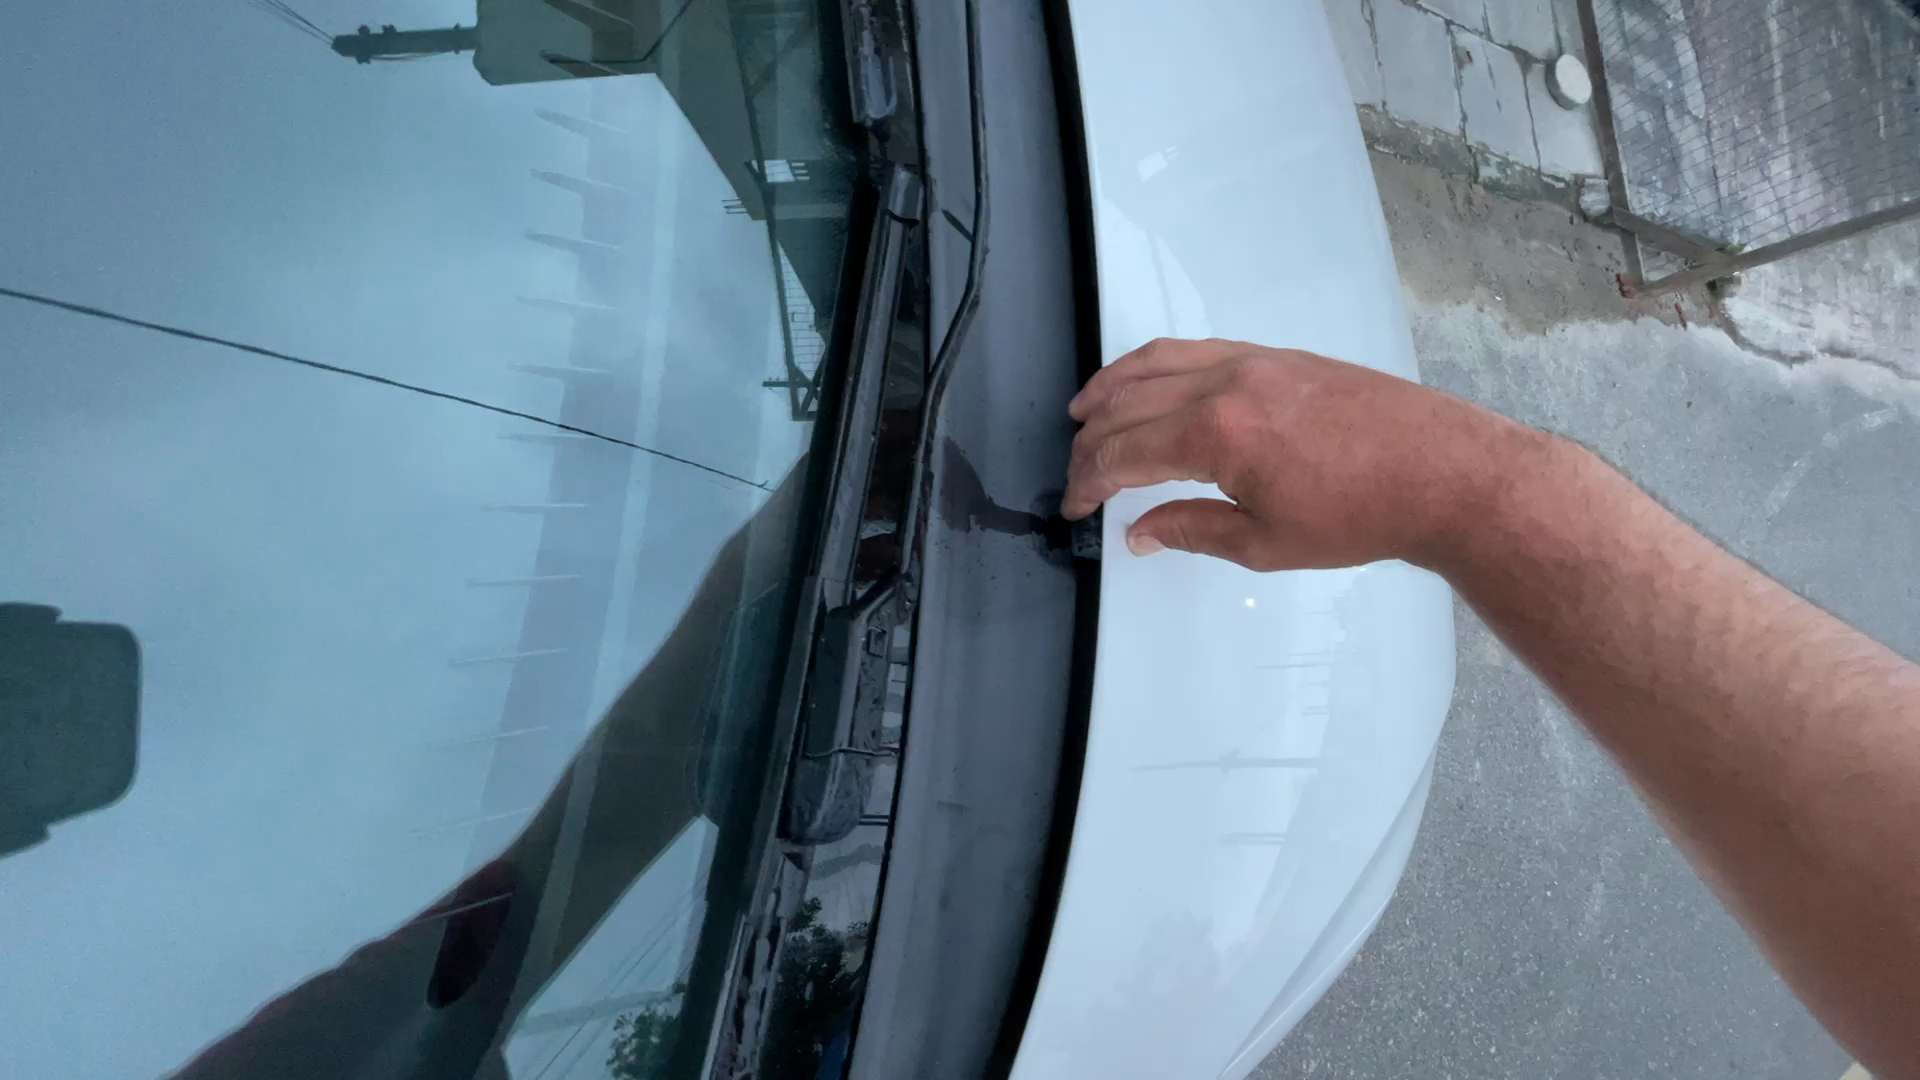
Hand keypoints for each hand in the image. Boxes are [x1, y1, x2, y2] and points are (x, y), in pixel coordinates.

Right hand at [1061, 338, 1545, 571]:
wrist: (1445, 473)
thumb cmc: (1358, 517)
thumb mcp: (1263, 542)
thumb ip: (1189, 529)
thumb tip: (1137, 533)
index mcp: (1215, 434)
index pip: (1122, 455)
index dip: (1087, 482)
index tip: (1073, 506)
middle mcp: (1223, 384)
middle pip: (1127, 405)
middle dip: (1090, 442)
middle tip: (1077, 472)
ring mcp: (1250, 361)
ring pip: (1154, 362)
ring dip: (1110, 387)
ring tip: (1083, 409)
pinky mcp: (1274, 355)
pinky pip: (1194, 350)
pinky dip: (1154, 364)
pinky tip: (1147, 382)